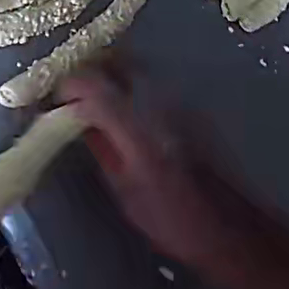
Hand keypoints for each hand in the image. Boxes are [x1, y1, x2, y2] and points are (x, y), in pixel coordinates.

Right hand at [56, 65, 258, 272]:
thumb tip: (78, 122)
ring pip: (133, 65)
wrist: (231, 225)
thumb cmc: (174, 219)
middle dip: (90, 69)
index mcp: (136, 128)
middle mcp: (157, 102)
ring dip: (110, 71)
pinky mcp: (187, 100)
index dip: (71, 86)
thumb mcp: (126, 192)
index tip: (57, 97)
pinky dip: (130, 80)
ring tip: (95, 92)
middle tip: (74, 89)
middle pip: (116, 63)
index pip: (95, 88)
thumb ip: (102, 149)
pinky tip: (125, 101)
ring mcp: (175, 97)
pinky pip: (150, 77)